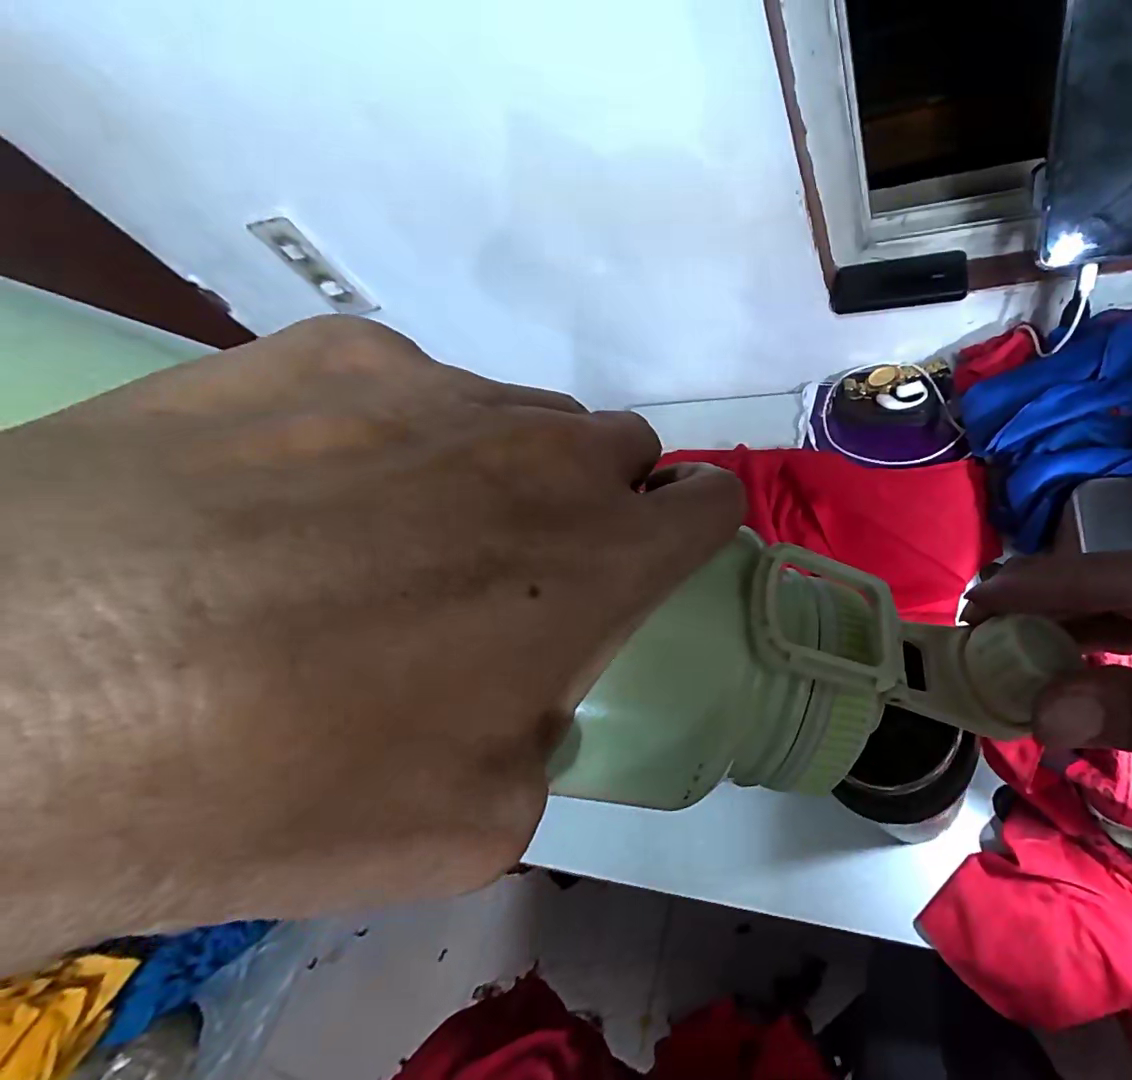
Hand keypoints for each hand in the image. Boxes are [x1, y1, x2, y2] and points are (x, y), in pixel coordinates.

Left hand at [0, 316, 743, 966]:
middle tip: (525, 562)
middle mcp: (549, 457)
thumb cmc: (275, 785)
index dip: (700, 526)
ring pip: (532, 415)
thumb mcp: (479, 822)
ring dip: (512, 464)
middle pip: (629, 447)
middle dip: (605, 497)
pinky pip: (416, 385)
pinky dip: (404, 430)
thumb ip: (553, 737)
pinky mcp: (323, 356)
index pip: (714, 501)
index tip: (660, 555)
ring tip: (403, 527)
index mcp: (606, 558)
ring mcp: (436, 393)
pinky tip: (310, 487)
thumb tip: (530, 702)